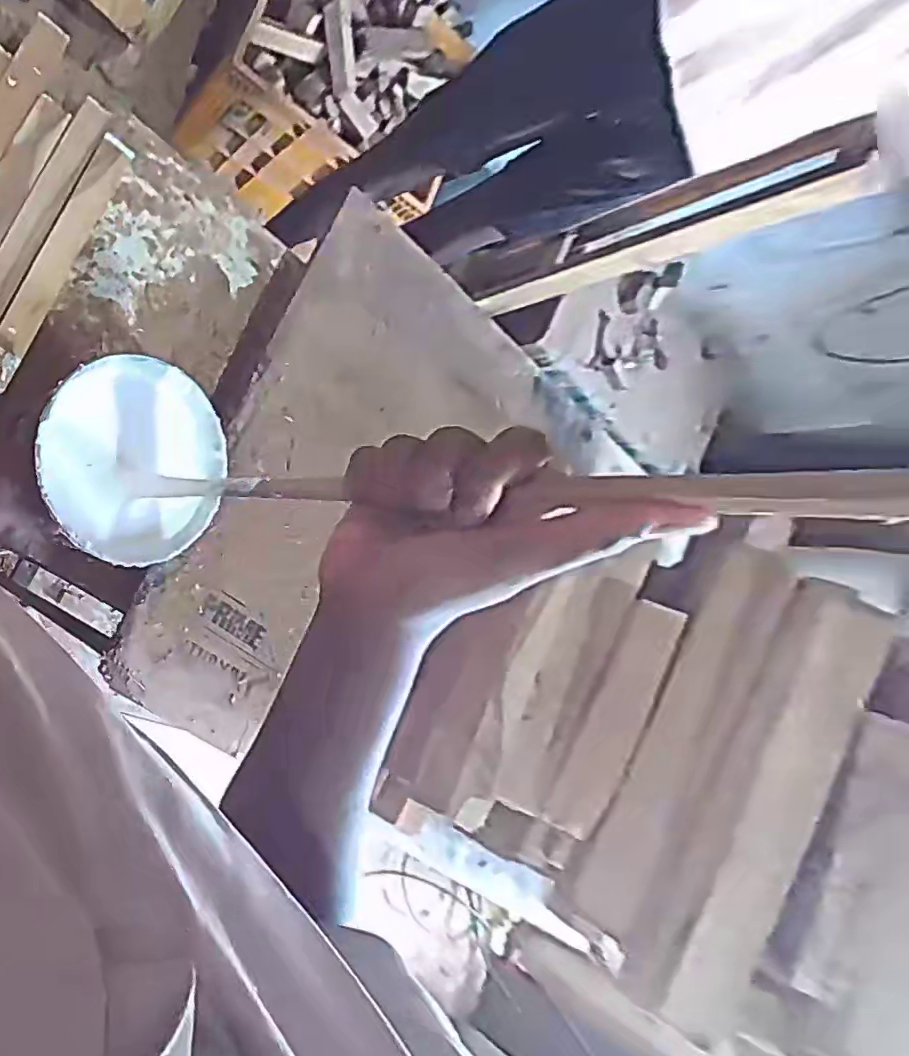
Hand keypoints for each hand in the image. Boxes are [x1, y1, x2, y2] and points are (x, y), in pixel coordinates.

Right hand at [318, 427, 717, 632]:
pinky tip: (373, 508)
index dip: (496, 468)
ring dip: (403, 485)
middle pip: (458, 438)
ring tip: (401, 519)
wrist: (374, 602)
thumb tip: (701, 517)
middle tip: (439, 520)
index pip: (517, 444)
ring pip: (411, 444)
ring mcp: (416, 481)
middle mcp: (465, 482)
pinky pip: (372, 454)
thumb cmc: (449, 586)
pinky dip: (369, 482)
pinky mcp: (373, 483)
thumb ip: (599, 531)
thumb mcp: (526, 559)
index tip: (486, 508)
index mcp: (511, 496)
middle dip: (444, 480)